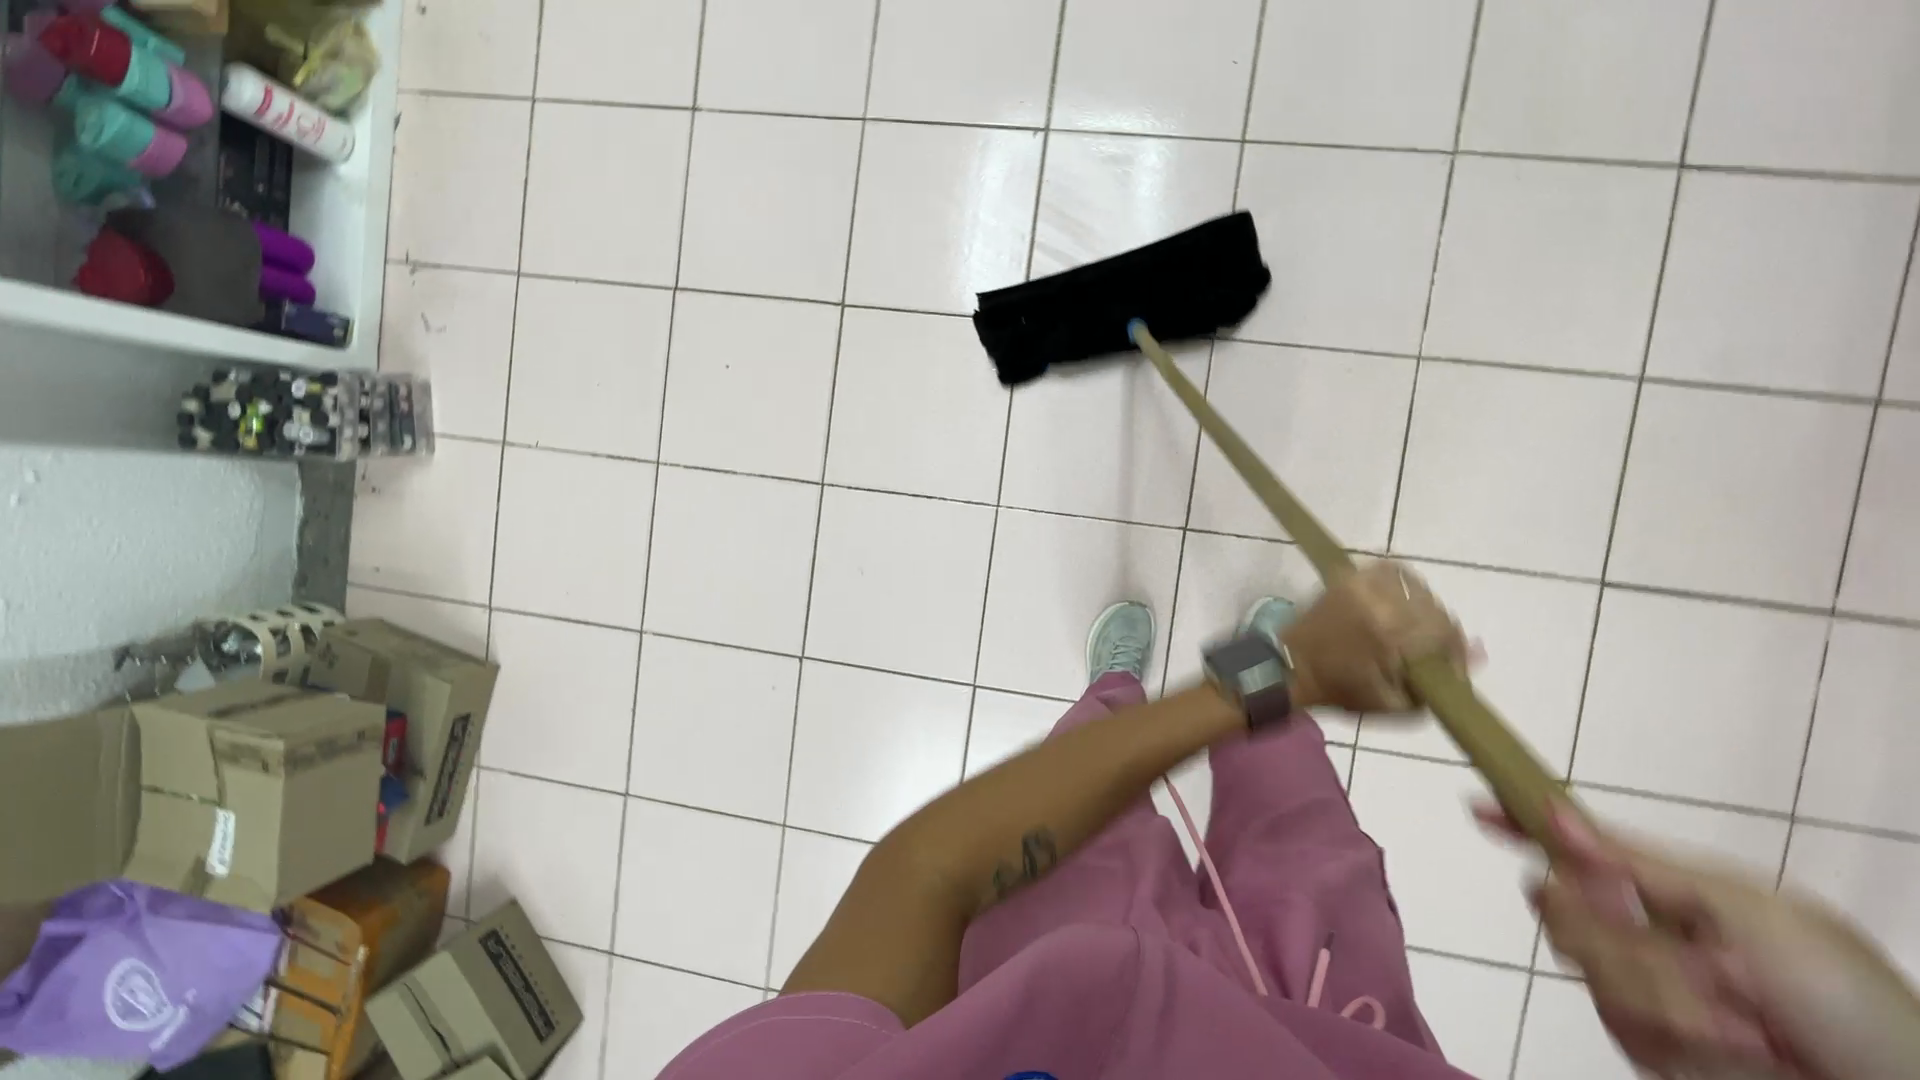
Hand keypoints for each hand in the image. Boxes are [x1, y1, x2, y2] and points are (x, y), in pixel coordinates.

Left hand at [1277, 561, 1466, 712]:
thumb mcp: (1393, 703)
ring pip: (1415, 587)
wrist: (1290, 665)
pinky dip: (1402, 581)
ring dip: (1423, 606)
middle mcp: (1379, 603)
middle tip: (1431, 648)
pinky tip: (1402, 600)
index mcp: (1391, 634)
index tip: (1452, 663)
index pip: (1446, 630)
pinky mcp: (1347, 577)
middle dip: (1439, 630)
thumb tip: (1479, 653)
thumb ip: (1439, 685)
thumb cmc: (1341, 689)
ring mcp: (1360, 585)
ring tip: (1414, 626)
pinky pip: (1389, 568)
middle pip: (1434, 608)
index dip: (1456, 648)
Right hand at [1479, 801, 1919, 1079]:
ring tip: (1747, 1025)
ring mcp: (1646, 990)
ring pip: (1591, 975)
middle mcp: (1643, 933)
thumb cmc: (1838, 992)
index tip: (1476, 807)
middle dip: (1624, 941)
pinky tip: (1734, 1051)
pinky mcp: (1652, 1047)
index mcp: (1666, 889)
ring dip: (1671, 1001)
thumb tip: (1554, 814)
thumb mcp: (1744, 912)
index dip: (1522, 827)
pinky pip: (1620, 1030)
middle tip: (1701, 961)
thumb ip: (1639, 864)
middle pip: (1563, 912)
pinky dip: (1678, 1043)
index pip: (1574, 847)